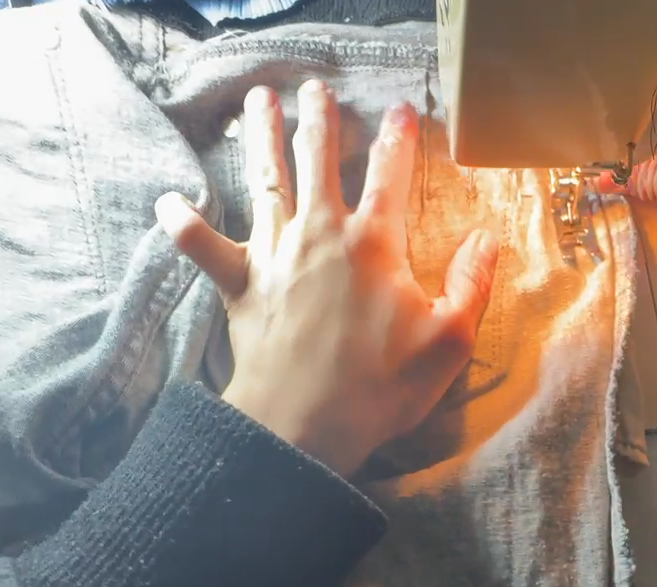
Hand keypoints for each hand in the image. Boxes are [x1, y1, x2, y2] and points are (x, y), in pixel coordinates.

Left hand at [155, 81, 498, 475]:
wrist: (308, 427)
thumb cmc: (383, 386)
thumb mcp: (449, 341)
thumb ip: (471, 284)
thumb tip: (487, 239)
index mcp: (374, 244)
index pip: (390, 175)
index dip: (399, 139)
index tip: (402, 109)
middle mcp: (320, 235)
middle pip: (317, 161)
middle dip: (318, 120)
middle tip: (314, 89)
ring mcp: (275, 257)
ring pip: (264, 182)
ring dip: (260, 138)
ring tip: (257, 101)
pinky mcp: (241, 289)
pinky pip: (206, 250)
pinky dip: (185, 227)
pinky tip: (169, 204)